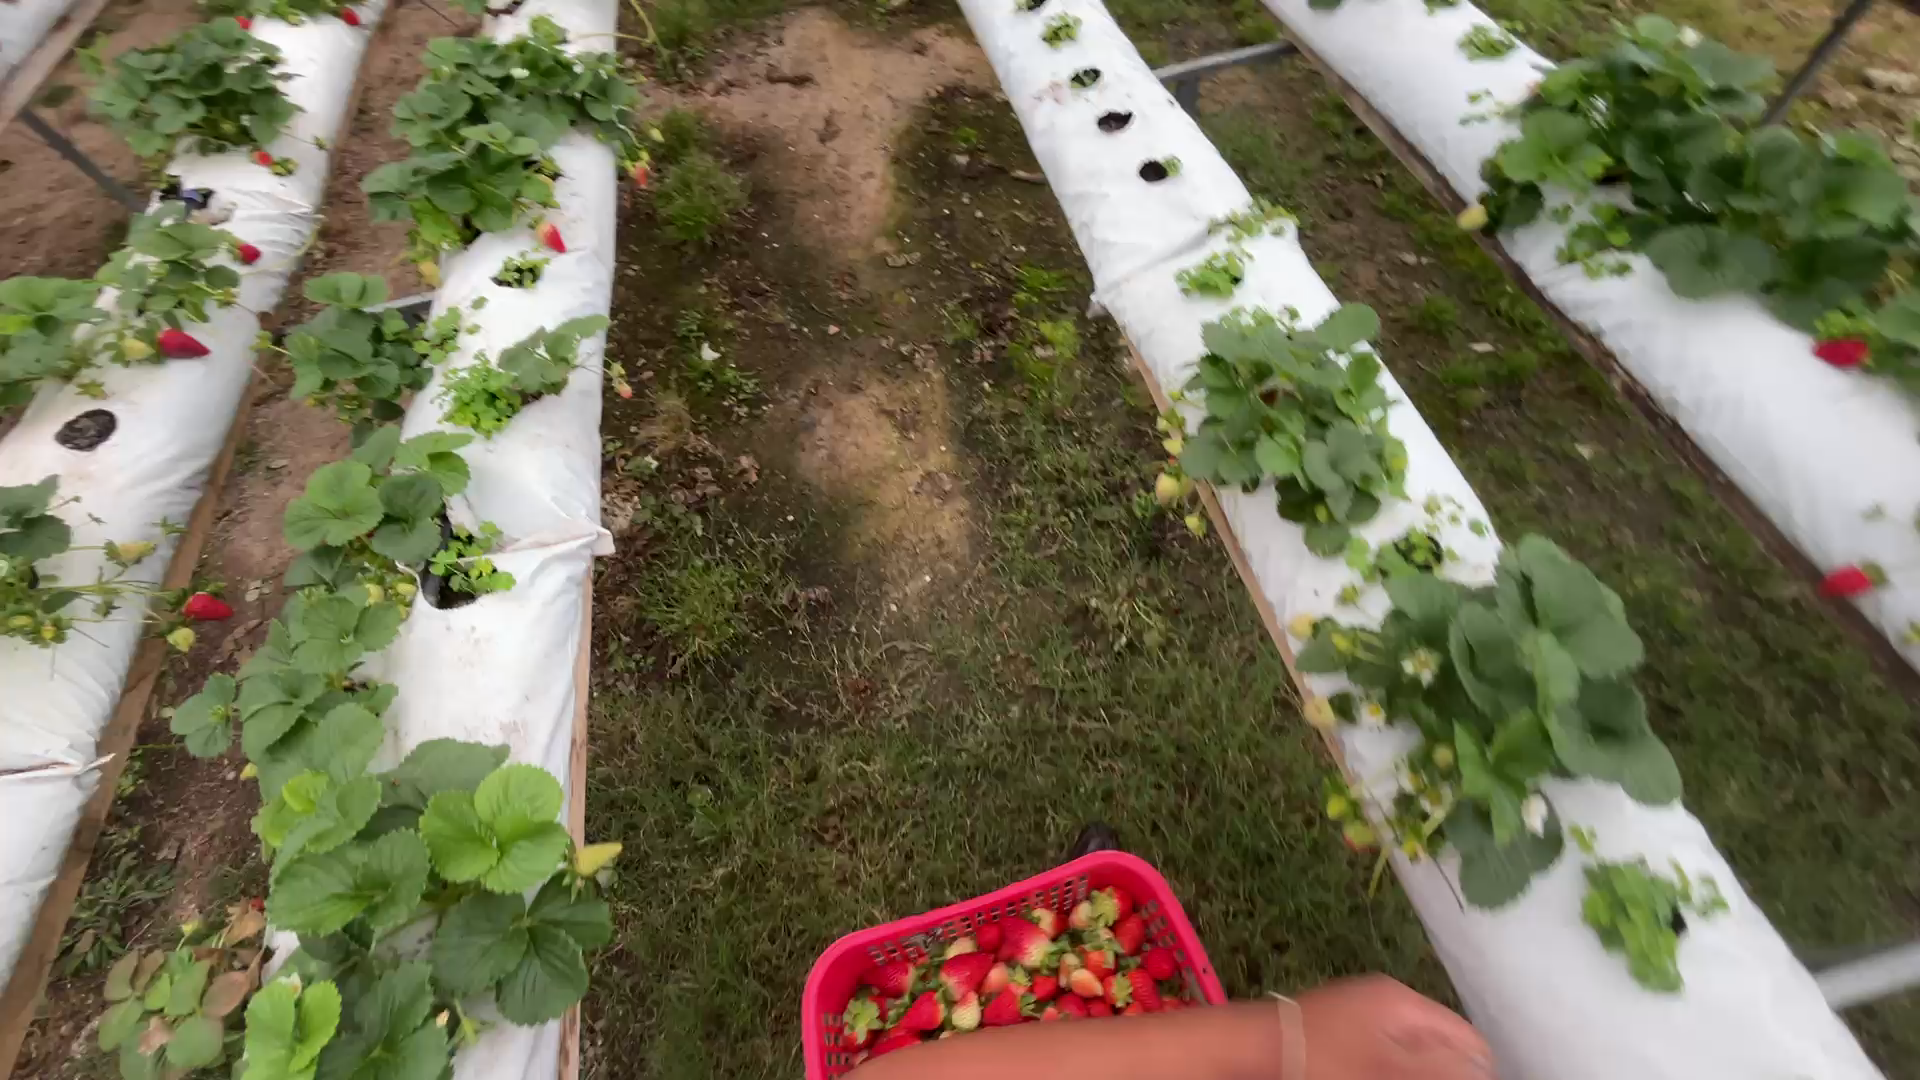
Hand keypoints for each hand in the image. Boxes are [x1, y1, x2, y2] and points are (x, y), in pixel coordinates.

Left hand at [1295, 976, 1493, 1079]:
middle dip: (1445, 1072)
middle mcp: (1390, 999)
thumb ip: (1444, 1068)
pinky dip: (1395, 1067)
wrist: (1264, 1045)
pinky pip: (1391, 1051)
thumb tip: (1484, 1070)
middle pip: (1444, 1046)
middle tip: (1411, 1079)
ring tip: (1393, 1075)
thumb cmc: (1327, 1059)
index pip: (1470, 1040)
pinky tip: (1378, 1074)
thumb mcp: (1392, 1070)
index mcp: (1404, 1002)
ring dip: (1420, 1069)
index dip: (1477, 1073)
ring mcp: (1368, 1010)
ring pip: (1418, 1052)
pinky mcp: (1351, 1026)